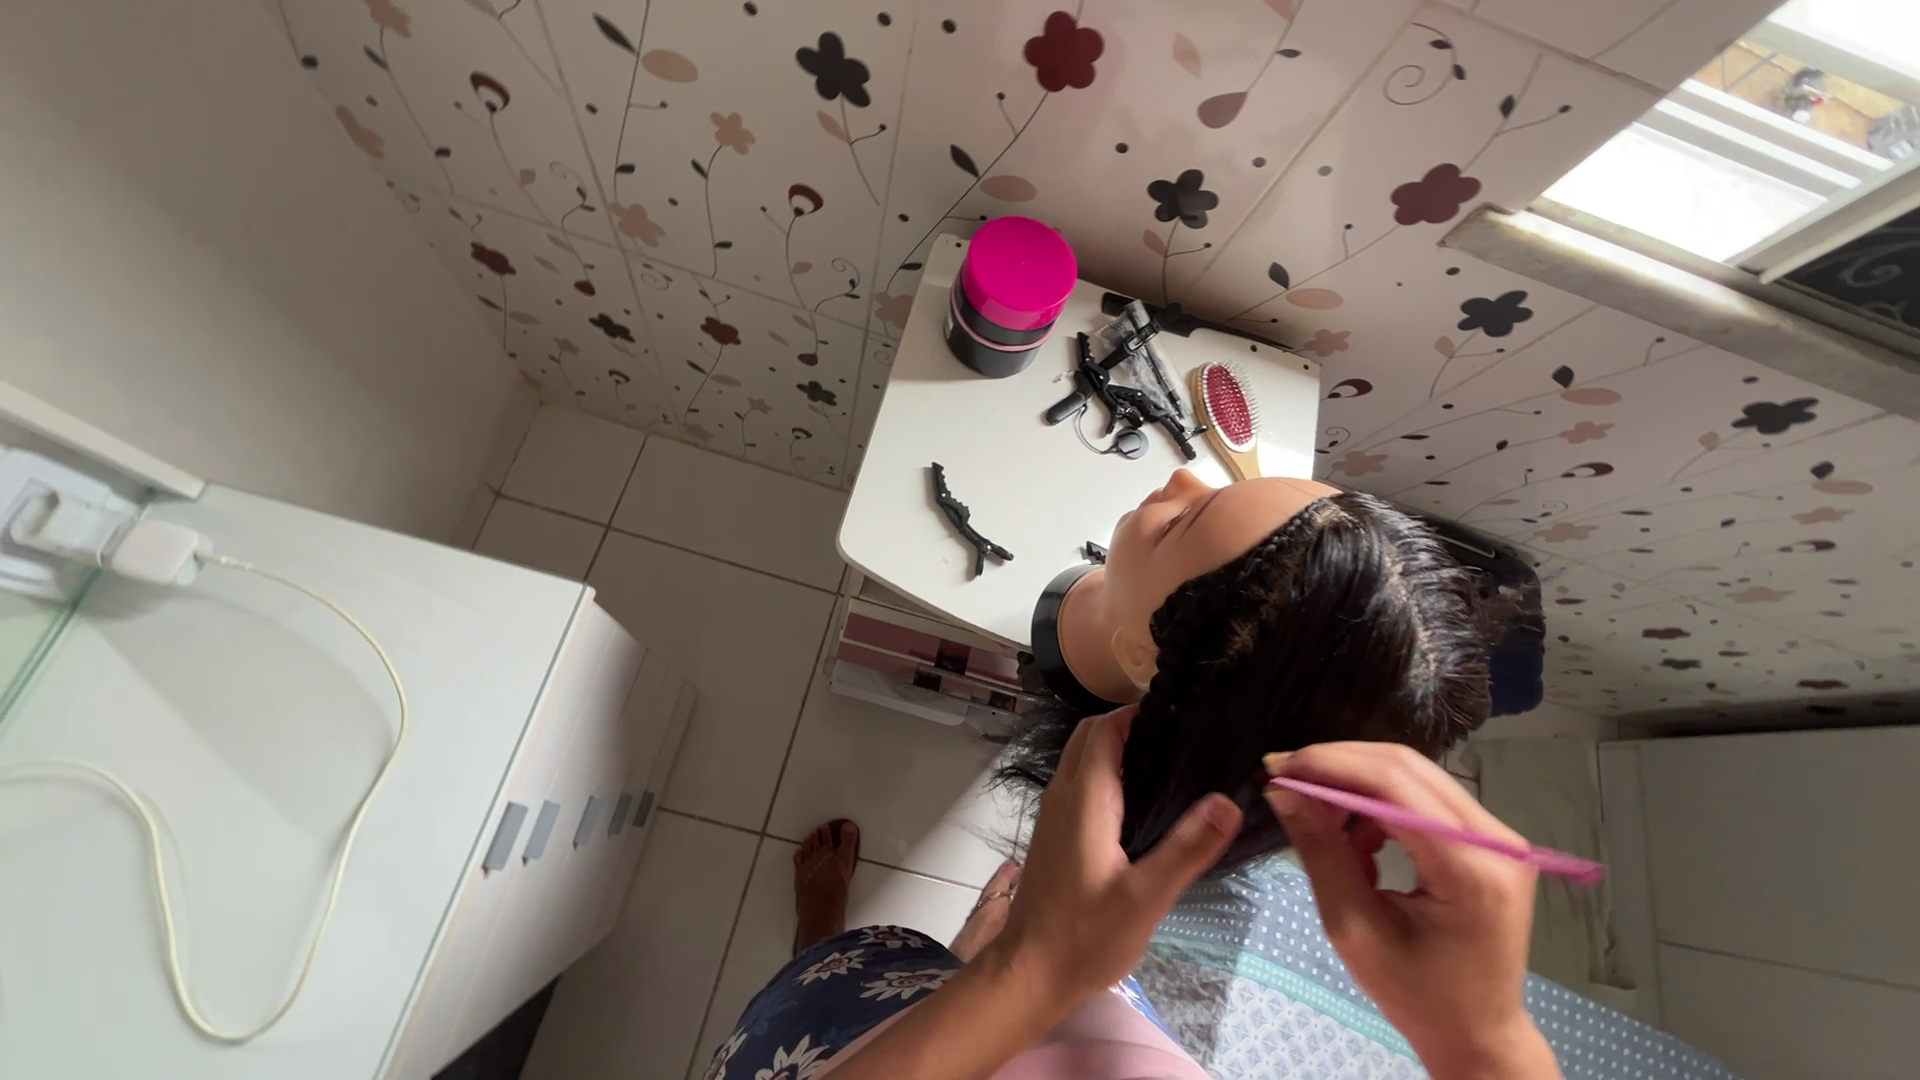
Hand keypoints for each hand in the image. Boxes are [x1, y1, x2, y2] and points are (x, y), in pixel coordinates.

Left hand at [990, 706, 1242, 1000]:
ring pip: (1081, 756)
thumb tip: (1228, 801)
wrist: (1029, 969)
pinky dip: (1106, 769)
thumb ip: (1186, 848)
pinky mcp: (1056, 829)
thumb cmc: (1086, 935)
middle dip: (1128, 722)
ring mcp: (1055, 810)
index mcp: (1084, 797)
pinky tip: (1140, 797)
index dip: (1137, 711)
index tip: (1180, 712)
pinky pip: (1079, 779)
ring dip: (1115, 744)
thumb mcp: (1145, 898)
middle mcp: (1063, 793)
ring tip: (1167, 758)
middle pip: (1090, 735)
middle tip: (1179, 733)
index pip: (1105, 729)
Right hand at [1264, 743, 1557, 1079]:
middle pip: (1402, 766)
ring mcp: (1497, 836)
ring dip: (1353, 781)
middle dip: (1335, 764)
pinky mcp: (1486, 837)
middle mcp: (1495, 841)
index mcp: (1470, 870)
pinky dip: (1376, 801)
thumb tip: (1282, 789)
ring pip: (1409, 772)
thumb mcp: (1352, 927)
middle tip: (1286, 778)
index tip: (1278, 768)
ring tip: (1320, 818)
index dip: (1329, 765)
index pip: (1392, 785)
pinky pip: (1420, 793)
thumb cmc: (1415, 994)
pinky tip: (1356, 839)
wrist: (1478, 1033)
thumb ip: (1320, 850)